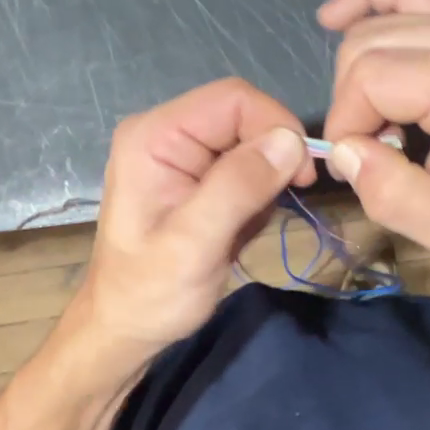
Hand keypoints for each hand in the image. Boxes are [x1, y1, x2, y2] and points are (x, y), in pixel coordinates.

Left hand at [68, 78, 316, 367]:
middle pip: (244, 118)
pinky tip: (238, 233)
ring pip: (250, 146)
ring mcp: (181, 158)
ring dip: (264, 187)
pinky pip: (245, 172)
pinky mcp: (195, 182)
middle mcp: (166, 135)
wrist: (126, 329)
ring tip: (244, 230)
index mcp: (154, 137)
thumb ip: (238, 188)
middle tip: (277, 208)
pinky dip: (256, 202)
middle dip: (271, 161)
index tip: (302, 177)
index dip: (276, 127)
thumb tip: (290, 141)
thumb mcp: (194, 244)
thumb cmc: (151, 294)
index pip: (233, 99)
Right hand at [319, 0, 429, 259]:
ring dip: (356, 74)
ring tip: (374, 122)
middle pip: (367, 46)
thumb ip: (388, 193)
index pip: (369, 78)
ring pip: (378, 24)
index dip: (345, 124)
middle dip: (349, 102)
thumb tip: (343, 151)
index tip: (355, 167)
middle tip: (371, 152)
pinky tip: (335, 18)